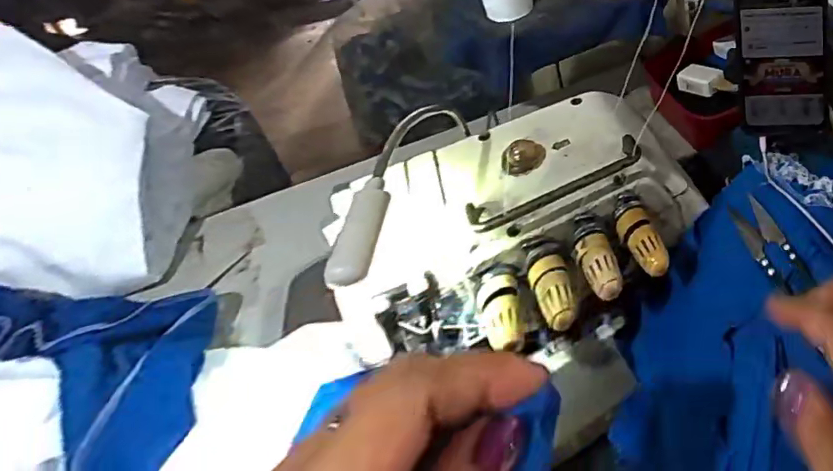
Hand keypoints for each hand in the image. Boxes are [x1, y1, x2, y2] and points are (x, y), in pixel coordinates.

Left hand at [274, 352, 548, 470]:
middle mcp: (308, 448)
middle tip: (522, 400)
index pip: (414, 383)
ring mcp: (297, 458)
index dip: (482, 371)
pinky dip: (409, 428)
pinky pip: (360, 429)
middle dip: (465, 382)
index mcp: (334, 459)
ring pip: (379, 401)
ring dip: (440, 405)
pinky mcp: (302, 469)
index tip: (535, 378)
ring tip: (489, 419)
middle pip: (396, 383)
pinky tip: (438, 448)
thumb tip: (501, 428)